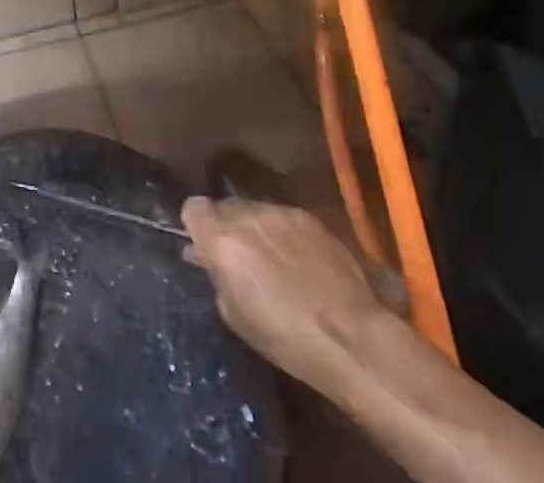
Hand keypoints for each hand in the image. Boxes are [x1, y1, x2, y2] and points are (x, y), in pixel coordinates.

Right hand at [181, 197, 393, 387]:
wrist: (350, 336)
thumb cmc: (284, 337)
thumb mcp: (233, 313)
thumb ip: (216, 275)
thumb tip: (205, 256)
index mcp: (223, 241)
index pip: (193, 208)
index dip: (196, 226)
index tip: (204, 247)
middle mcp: (249, 216)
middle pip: (224, 206)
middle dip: (225, 227)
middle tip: (238, 256)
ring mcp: (282, 213)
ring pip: (254, 209)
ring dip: (253, 228)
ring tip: (270, 259)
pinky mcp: (310, 217)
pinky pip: (281, 216)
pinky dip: (280, 232)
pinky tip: (296, 258)